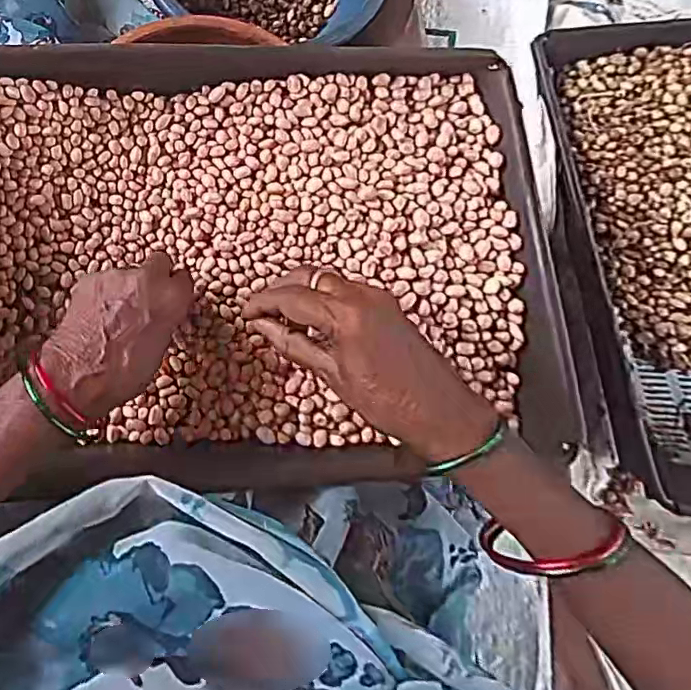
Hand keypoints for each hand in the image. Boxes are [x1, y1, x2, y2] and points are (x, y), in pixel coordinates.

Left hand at [41, 252, 193, 421]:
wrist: (78, 373)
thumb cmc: (122, 373)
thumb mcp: (159, 349)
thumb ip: (166, 319)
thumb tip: (163, 313)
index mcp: (170, 298)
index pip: (183, 279)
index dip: (176, 291)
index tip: (171, 299)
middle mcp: (146, 279)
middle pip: (158, 263)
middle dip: (155, 278)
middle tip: (148, 299)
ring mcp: (116, 276)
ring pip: (129, 272)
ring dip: (127, 288)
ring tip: (117, 314)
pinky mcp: (91, 279)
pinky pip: (105, 280)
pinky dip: (104, 293)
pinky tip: (99, 314)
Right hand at [242, 268, 497, 461]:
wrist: (444, 413)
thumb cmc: (390, 404)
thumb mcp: (332, 376)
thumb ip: (293, 344)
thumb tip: (262, 326)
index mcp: (345, 315)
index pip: (290, 297)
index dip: (261, 302)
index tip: (246, 312)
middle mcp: (362, 296)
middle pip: (307, 276)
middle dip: (279, 288)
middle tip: (260, 309)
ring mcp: (377, 297)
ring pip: (326, 278)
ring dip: (301, 290)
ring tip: (282, 315)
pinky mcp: (387, 305)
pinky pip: (345, 289)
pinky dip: (322, 296)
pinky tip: (313, 319)